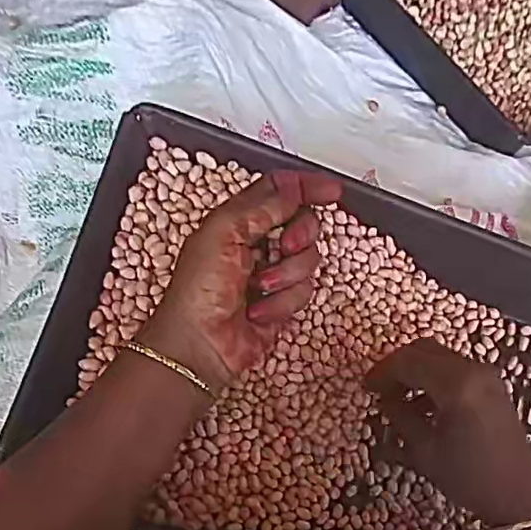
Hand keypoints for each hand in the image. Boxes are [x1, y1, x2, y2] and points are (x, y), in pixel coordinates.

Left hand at [138, 169, 341, 391]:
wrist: (201, 343)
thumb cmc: (198, 291)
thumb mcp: (222, 232)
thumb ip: (261, 206)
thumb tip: (293, 190)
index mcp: (239, 219)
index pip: (280, 190)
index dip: (306, 186)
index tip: (332, 190)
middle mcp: (259, 244)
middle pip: (304, 223)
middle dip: (301, 234)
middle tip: (286, 246)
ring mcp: (273, 274)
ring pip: (308, 260)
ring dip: (287, 274)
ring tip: (260, 287)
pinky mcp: (282, 303)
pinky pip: (304, 292)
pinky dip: (283, 302)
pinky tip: (259, 312)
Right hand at [366, 338, 530, 526]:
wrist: (519, 493)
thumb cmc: (470, 477)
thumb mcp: (425, 451)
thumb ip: (401, 418)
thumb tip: (385, 400)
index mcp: (456, 384)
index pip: (408, 361)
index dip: (382, 372)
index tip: (366, 389)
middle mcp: (473, 370)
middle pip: (425, 350)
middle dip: (398, 366)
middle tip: (379, 390)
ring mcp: (486, 376)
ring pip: (440, 358)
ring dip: (416, 372)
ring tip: (397, 401)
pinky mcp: (492, 387)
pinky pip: (455, 371)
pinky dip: (434, 380)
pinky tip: (422, 407)